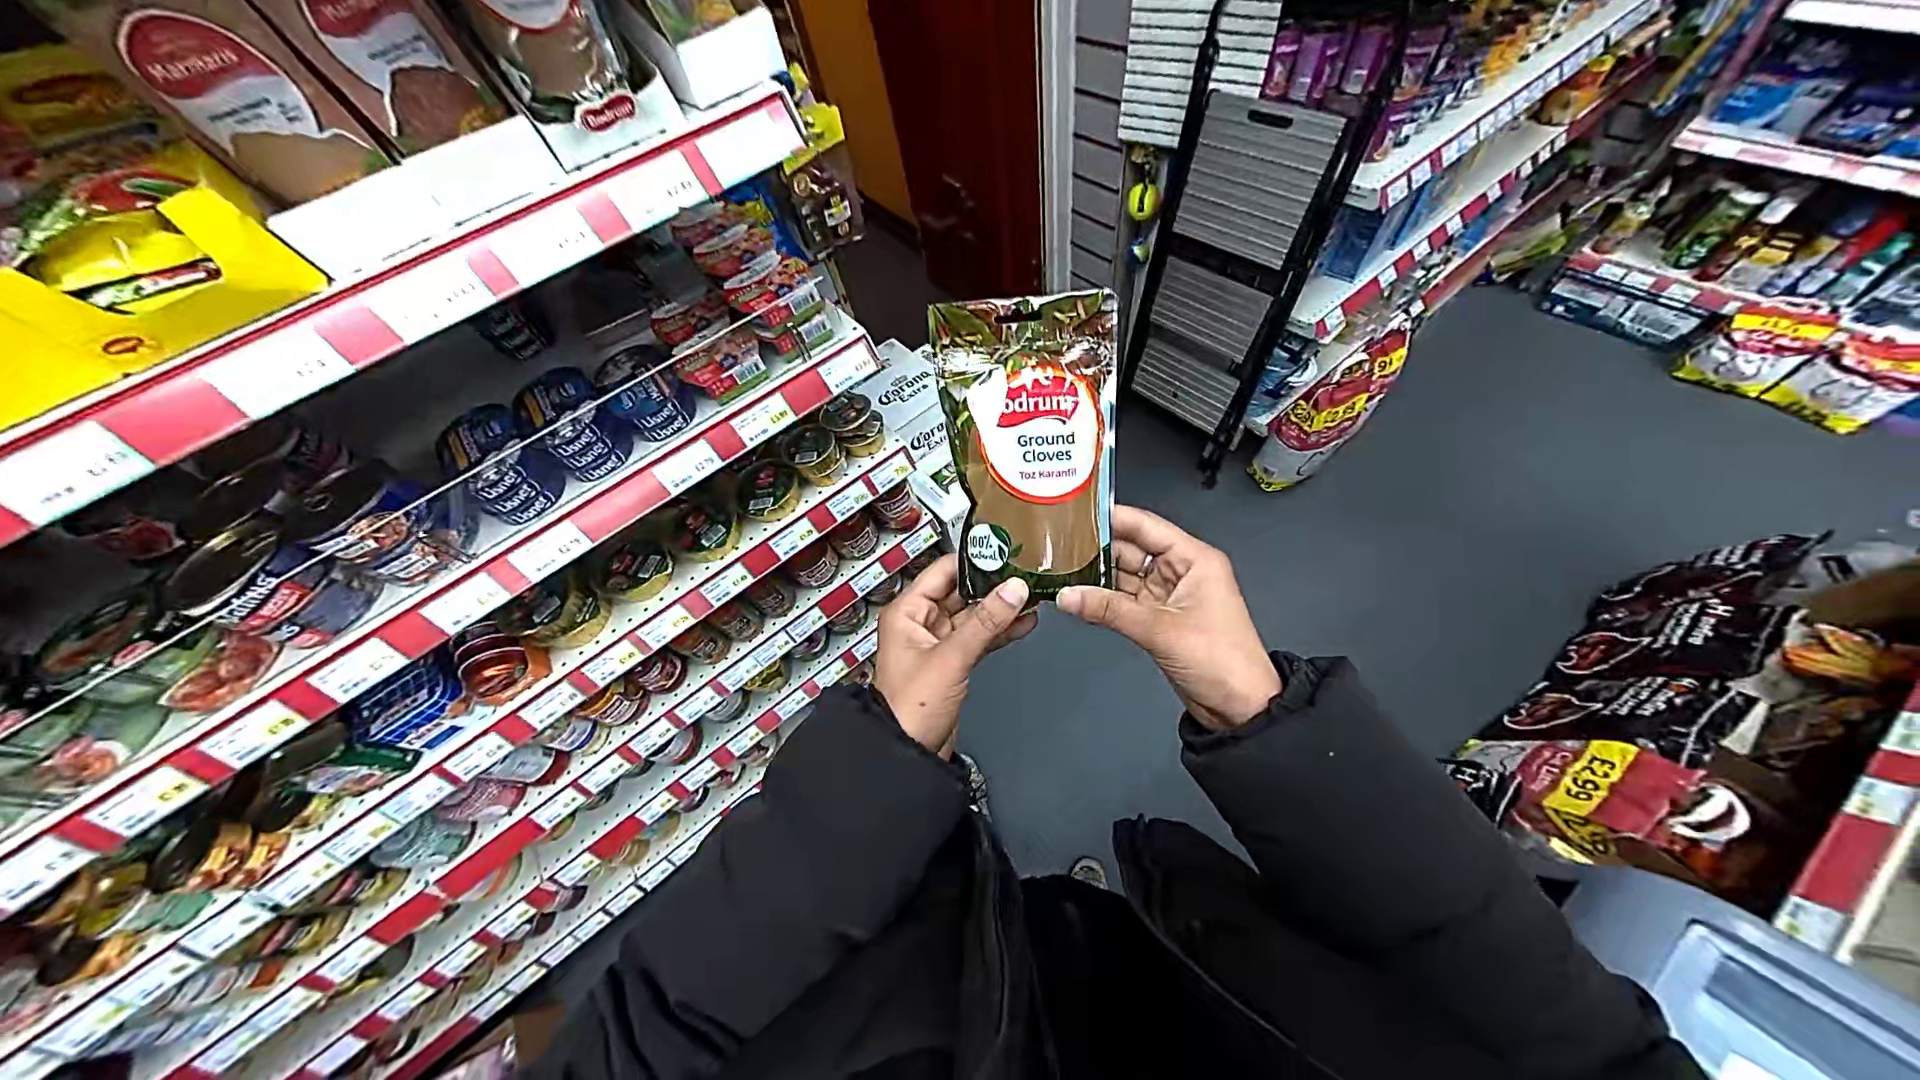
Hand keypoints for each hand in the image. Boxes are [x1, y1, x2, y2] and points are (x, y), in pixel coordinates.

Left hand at [873, 554, 1037, 754]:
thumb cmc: (911, 707)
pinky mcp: (953, 662)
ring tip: (1032, 595)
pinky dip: (1000, 631)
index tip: (1004, 550)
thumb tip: (1014, 589)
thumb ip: (985, 622)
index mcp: (908, 611)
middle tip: (1026, 571)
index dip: (973, 559)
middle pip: (961, 592)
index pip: (943, 571)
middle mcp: (921, 622)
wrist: (908, 755)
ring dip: (1000, 608)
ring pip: (974, 615)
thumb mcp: (951, 657)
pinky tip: (1024, 623)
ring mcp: (938, 642)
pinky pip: (979, 637)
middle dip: (993, 584)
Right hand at [1057, 505, 1279, 729]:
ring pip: (1124, 575)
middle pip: (1131, 549)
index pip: (1146, 526)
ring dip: (1096, 575)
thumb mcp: (1160, 629)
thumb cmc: (1224, 662)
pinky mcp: (1158, 618)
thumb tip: (1069, 596)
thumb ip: (1109, 610)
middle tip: (1059, 544)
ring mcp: (1167, 595)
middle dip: (1097, 547)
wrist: (1240, 707)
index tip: (1080, 513)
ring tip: (1062, 568)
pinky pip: (1123, 600)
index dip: (1113, 517)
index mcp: (1194, 560)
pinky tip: (1078, 596)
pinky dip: (1102, 599)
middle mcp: (1180, 572)